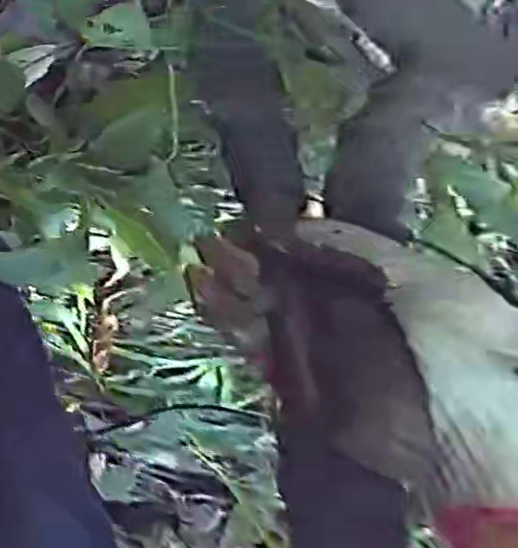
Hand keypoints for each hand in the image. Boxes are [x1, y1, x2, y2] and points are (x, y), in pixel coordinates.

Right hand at [191, 221, 517, 542]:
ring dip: (223, 278)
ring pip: (248, 298)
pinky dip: (215, 309)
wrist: (463, 446)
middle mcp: (340, 310)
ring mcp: (309, 342)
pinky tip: (203, 289)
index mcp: (379, 288)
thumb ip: (366, 247)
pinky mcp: (283, 370)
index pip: (311, 251)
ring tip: (209, 267)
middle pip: (272, 271)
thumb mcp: (440, 289)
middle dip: (242, 254)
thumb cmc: (466, 361)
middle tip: (223, 245)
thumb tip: (292, 224)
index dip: (277, 234)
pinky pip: (240, 333)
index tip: (253, 225)